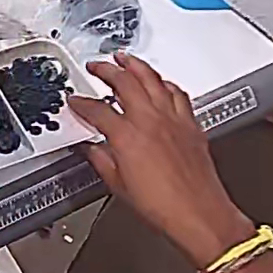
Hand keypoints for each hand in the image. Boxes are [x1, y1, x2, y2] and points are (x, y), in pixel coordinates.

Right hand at [67, 52, 254, 268]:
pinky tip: (160, 82)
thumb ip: (101, 160)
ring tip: (126, 59)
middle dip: (107, 70)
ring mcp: (173, 119)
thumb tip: (92, 149)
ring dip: (136, 65)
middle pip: (126, 82)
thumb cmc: (162, 205)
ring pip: (153, 79)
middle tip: (97, 66)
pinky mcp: (191, 125)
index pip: (97, 110)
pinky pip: (176, 93)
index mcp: (127, 136)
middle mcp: (151, 121)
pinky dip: (164, 83)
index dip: (81, 103)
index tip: (74, 100)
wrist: (198, 214)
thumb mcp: (118, 185)